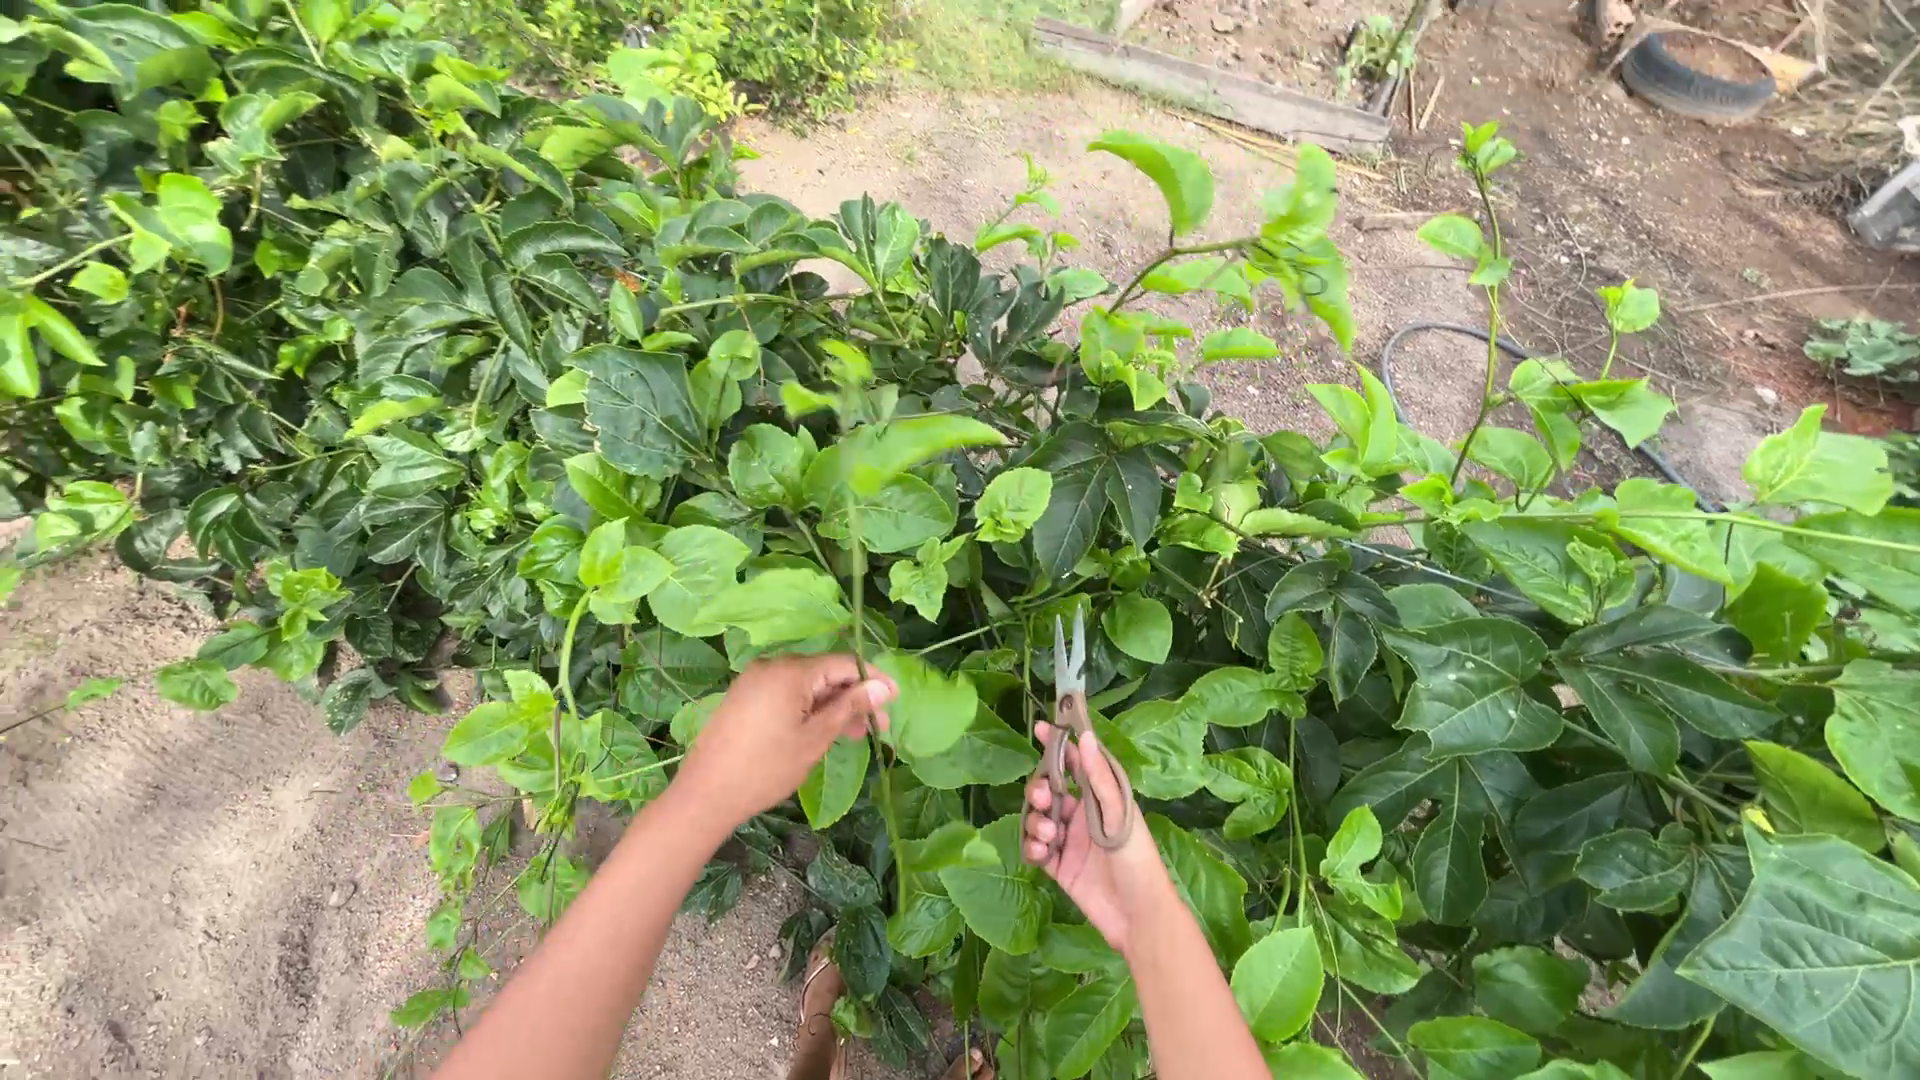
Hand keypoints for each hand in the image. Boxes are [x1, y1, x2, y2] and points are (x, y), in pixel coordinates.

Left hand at [670, 654, 895, 832]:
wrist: (705, 795)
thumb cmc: (766, 768)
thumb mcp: (815, 738)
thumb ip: (849, 708)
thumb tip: (880, 687)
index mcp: (790, 671)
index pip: (843, 663)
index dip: (872, 679)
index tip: (895, 699)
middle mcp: (772, 666)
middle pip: (825, 674)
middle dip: (854, 698)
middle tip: (878, 727)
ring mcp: (755, 681)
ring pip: (807, 686)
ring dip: (833, 707)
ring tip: (855, 736)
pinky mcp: (746, 697)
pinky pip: (787, 694)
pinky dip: (809, 709)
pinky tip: (824, 731)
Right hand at [1022, 721, 1164, 952]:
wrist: (1139, 916)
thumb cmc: (1138, 859)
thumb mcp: (1120, 813)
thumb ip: (1098, 777)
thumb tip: (1084, 736)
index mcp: (1101, 798)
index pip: (1076, 763)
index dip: (1058, 745)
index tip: (1040, 728)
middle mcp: (1083, 815)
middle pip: (1049, 791)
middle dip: (1039, 788)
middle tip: (1043, 797)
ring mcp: (1070, 841)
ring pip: (1039, 818)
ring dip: (1037, 820)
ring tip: (1050, 834)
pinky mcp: (1060, 867)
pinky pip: (1036, 849)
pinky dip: (1032, 846)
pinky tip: (1040, 852)